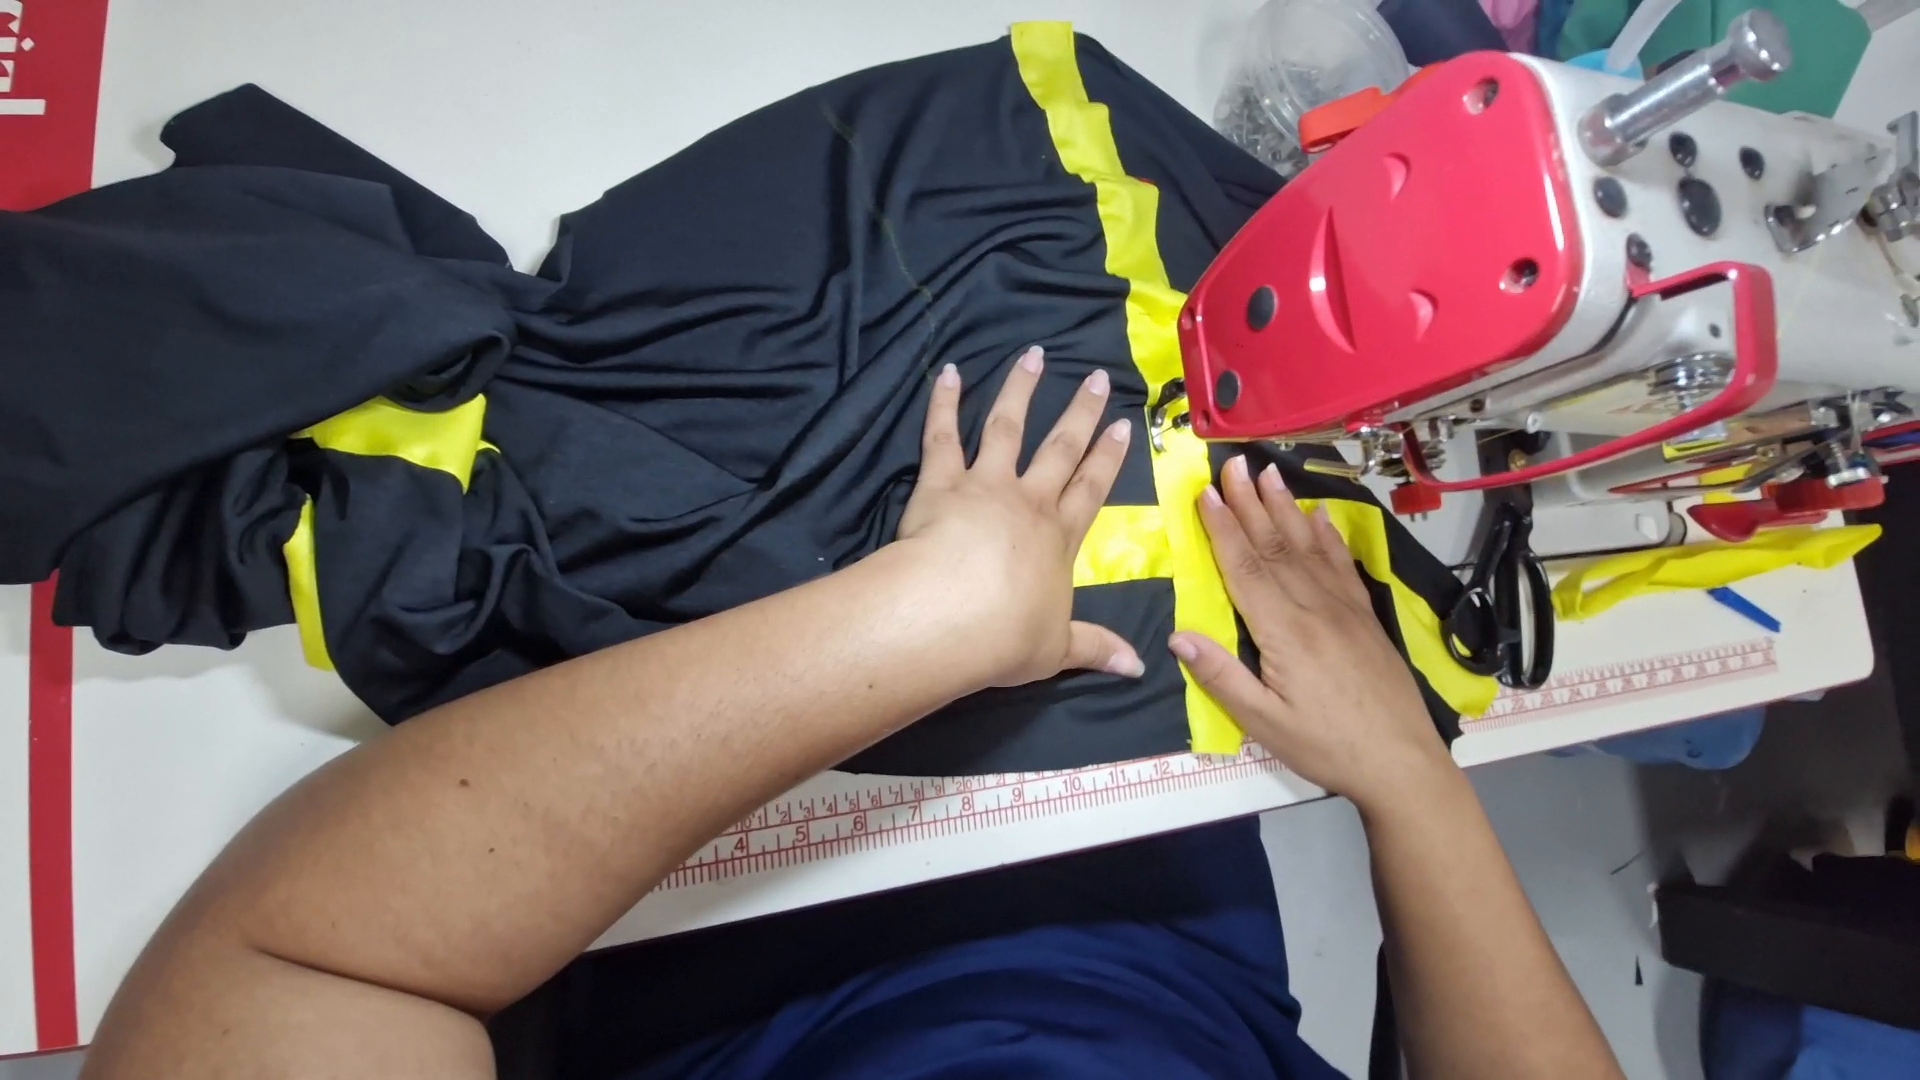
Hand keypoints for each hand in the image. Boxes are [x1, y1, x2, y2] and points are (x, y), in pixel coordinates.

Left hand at [896, 346, 1142, 688]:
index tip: (1123, 426)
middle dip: (1081, 413)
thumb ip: (1095, 649)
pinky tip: (950, 372)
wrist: (954, 616)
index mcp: (1060, 536)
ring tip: (1034, 355)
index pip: (1092, 489)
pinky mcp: (941, 481)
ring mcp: (985, 484)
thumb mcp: (1058, 648)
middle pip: (1061, 448)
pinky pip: (942, 434)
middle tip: (1097, 378)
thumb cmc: (1008, 635)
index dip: (1109, 458)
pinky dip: (945, 401)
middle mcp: (1028, 500)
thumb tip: (1139, 668)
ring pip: (1007, 426)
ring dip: (1021, 390)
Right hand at [1169, 456, 1453, 808]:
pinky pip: (1342, 566)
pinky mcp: (1364, 617)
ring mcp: (1344, 609)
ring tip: (1269, 473)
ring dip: (1284, 508)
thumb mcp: (1264, 724)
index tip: (1207, 494)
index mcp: (1284, 633)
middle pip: (1274, 546)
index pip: (1245, 569)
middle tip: (1232, 464)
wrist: (1404, 765)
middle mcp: (1314, 609)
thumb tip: (1178, 637)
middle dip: (1249, 503)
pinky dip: (1328, 536)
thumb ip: (1221, 678)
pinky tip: (1319, 515)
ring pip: (1307, 547)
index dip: (1223, 529)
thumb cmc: (1325, 746)